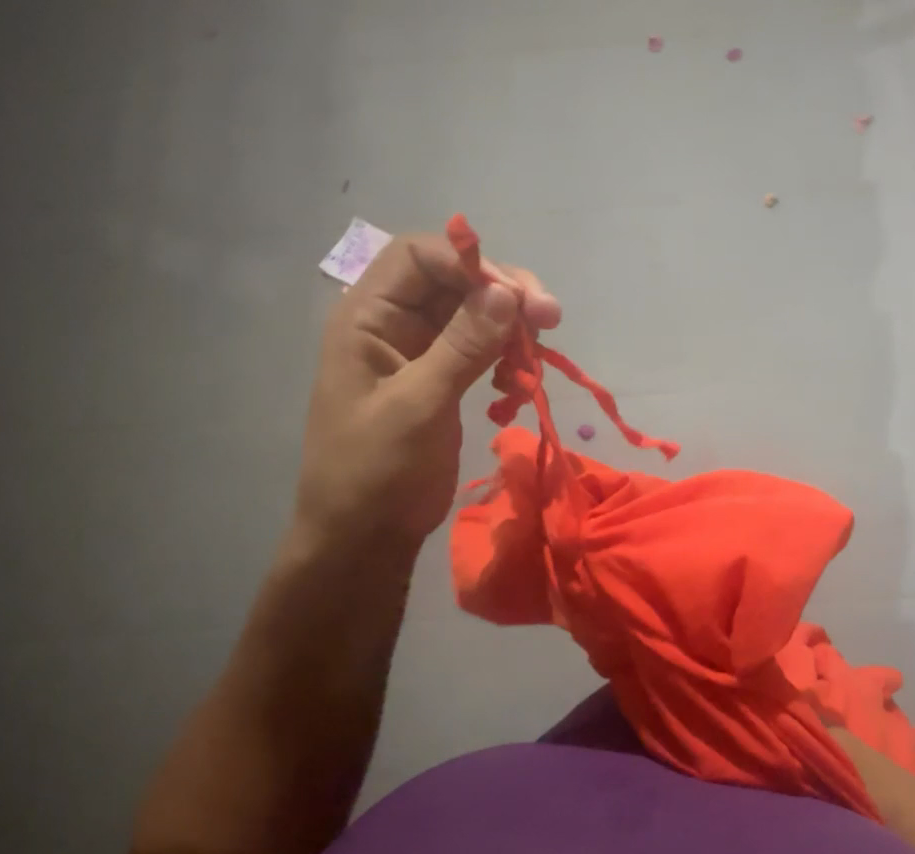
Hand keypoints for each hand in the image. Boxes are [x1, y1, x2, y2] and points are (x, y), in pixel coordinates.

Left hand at [293, 233, 561, 557]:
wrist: (364, 537)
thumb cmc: (375, 471)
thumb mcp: (418, 405)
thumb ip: (462, 346)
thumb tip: (508, 293)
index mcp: (367, 317)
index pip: (420, 257)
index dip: (472, 264)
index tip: (520, 298)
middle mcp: (391, 324)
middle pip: (454, 281)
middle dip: (504, 294)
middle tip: (551, 320)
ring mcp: (418, 353)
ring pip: (474, 315)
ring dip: (511, 329)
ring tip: (539, 357)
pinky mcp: (440, 382)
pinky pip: (480, 351)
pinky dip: (505, 359)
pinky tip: (518, 384)